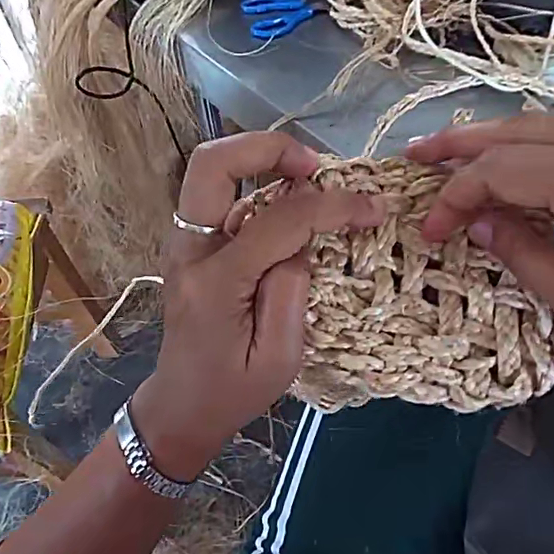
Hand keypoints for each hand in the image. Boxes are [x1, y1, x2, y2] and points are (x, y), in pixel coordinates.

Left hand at [130, 133, 384, 479]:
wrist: (181, 406)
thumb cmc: (233, 391)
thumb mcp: (281, 357)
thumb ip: (293, 289)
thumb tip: (304, 236)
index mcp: (216, 283)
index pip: (279, 222)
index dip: (332, 207)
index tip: (373, 207)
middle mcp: (189, 250)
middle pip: (212, 164)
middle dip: (268, 147)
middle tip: (315, 166)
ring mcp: (183, 243)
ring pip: (210, 170)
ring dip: (260, 158)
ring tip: (307, 176)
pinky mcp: (189, 245)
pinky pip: (218, 194)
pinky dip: (255, 181)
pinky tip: (287, 200)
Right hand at [409, 114, 553, 413]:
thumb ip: (529, 258)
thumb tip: (480, 226)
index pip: (506, 170)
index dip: (457, 196)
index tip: (430, 232)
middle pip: (526, 129)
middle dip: (465, 144)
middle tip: (416, 157)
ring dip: (504, 142)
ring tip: (456, 159)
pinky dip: (545, 152)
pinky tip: (526, 172)